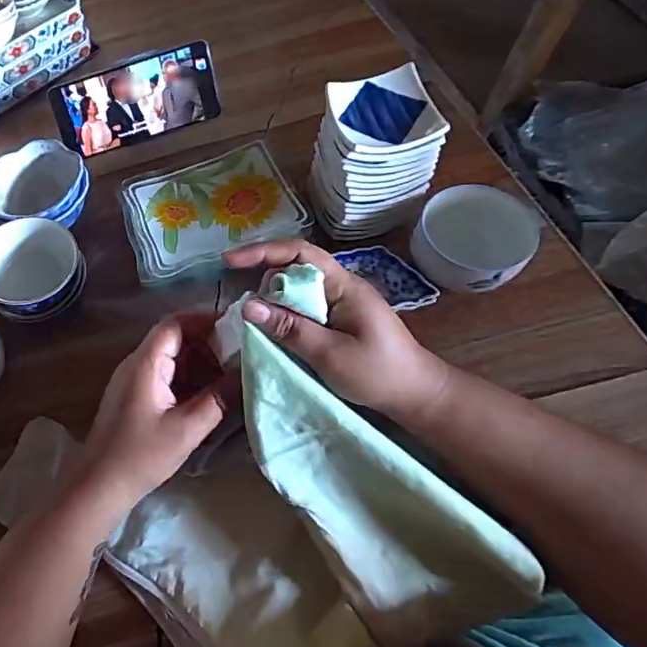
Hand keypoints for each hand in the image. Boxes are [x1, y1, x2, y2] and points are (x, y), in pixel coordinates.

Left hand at [78, 313, 231, 509]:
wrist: (100, 484)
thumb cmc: (141, 455)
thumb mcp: (186, 429)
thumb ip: (218, 399)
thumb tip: (244, 374)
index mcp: (145, 364)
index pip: (174, 324)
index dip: (205, 320)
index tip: (235, 328)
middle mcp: (136, 364)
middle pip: (173, 338)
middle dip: (207, 344)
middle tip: (238, 357)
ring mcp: (133, 380)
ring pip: (171, 358)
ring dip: (199, 364)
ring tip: (229, 377)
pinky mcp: (134, 396)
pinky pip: (164, 375)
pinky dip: (188, 379)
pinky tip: (208, 395)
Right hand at [224, 239, 452, 421]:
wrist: (416, 395)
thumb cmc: (378, 374)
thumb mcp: (330, 354)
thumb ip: (289, 328)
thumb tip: (248, 306)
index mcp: (344, 286)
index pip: (299, 253)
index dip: (263, 251)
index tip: (230, 261)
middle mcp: (341, 286)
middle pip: (294, 266)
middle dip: (264, 277)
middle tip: (244, 305)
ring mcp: (340, 301)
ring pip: (296, 286)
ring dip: (272, 296)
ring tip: (256, 319)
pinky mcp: (337, 317)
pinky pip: (302, 303)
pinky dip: (283, 310)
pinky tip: (273, 326)